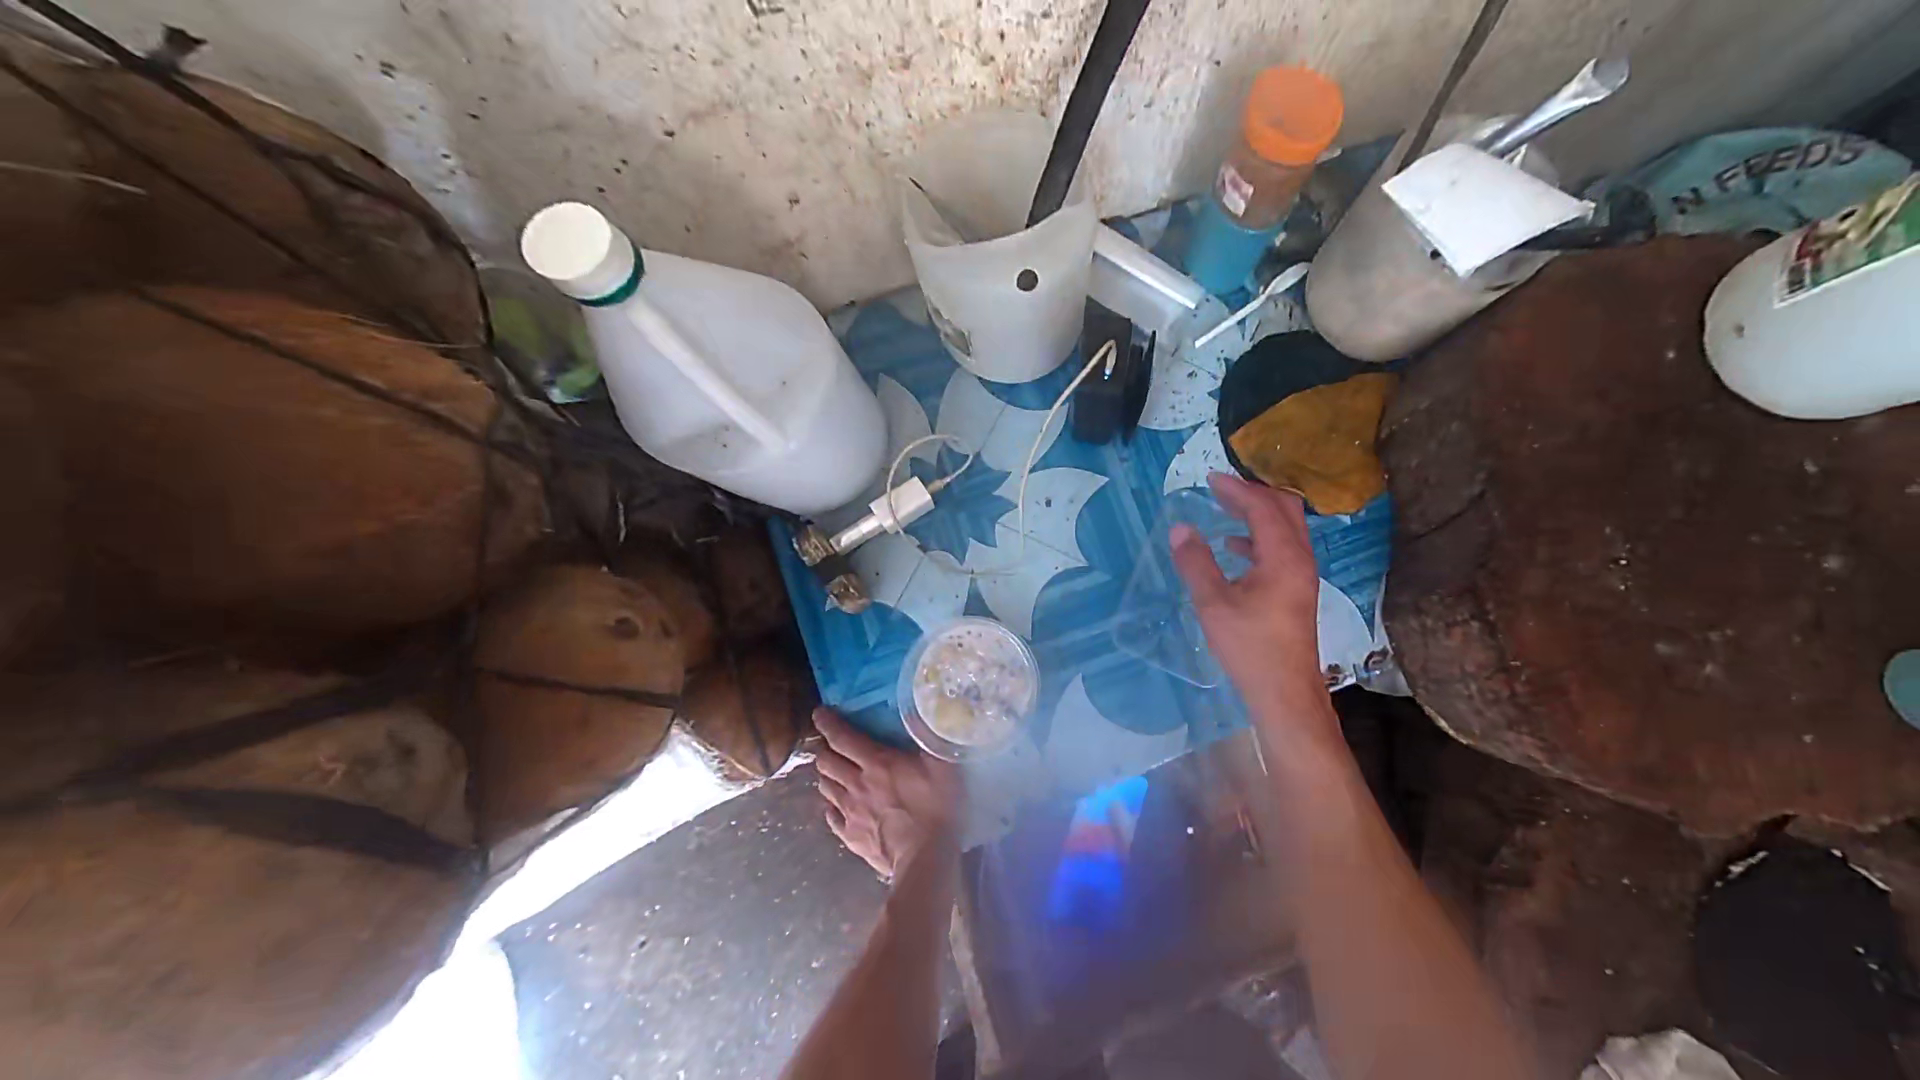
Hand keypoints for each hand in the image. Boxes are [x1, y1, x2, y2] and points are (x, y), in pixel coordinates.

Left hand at [812, 707, 960, 878]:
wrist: (925, 859)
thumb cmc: (937, 808)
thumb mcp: (942, 764)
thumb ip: (928, 735)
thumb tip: (919, 710)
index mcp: (876, 762)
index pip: (841, 736)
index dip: (827, 722)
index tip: (819, 713)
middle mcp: (856, 784)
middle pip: (826, 760)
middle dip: (825, 748)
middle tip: (832, 744)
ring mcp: (850, 812)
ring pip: (825, 786)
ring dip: (827, 775)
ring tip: (834, 771)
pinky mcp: (850, 836)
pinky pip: (831, 816)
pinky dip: (831, 806)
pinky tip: (837, 805)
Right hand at [1171, 472, 1335, 748]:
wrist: (1285, 691)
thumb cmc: (1250, 647)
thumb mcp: (1213, 604)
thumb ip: (1196, 563)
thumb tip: (1180, 529)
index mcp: (1284, 557)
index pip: (1262, 508)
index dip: (1236, 490)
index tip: (1210, 478)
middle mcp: (1300, 559)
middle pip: (1285, 509)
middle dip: (1253, 493)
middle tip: (1221, 488)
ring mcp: (1303, 575)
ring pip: (1286, 528)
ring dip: (1257, 513)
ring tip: (1225, 509)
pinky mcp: (1297, 589)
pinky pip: (1282, 547)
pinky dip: (1259, 537)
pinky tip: (1234, 547)